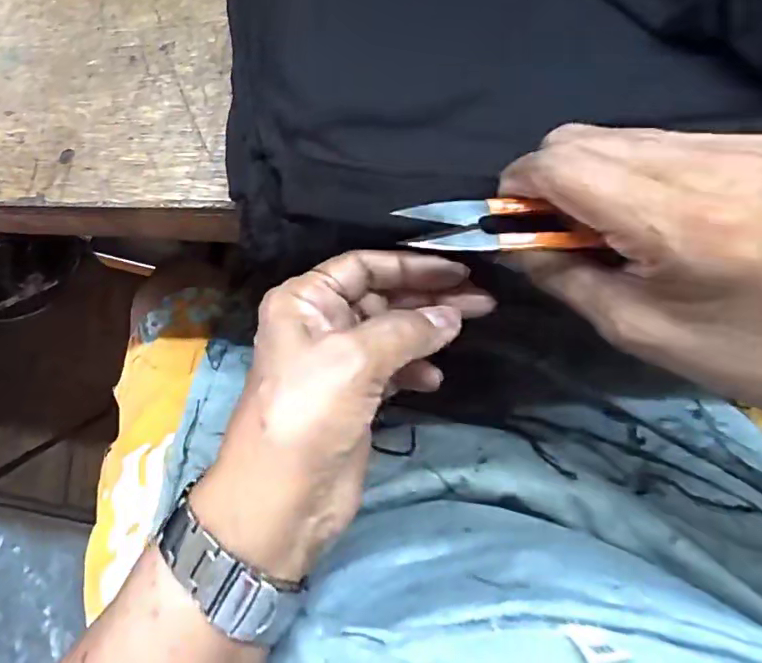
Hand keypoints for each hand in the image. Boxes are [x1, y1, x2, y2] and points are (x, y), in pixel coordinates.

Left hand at [190, 252, 494, 581]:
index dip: (409, 265)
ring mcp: (335, 360)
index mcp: (304, 299)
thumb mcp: (355, 359)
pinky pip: (390, 367)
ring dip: (426, 330)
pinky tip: (435, 376)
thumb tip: (451, 315)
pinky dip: (414, 367)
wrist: (281, 497)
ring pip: (389, 331)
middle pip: (379, 296)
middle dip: (426, 295)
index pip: (361, 266)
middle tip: (480, 298)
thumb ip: (406, 330)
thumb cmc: (309, 411)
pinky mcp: (352, 395)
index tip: (457, 270)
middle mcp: (318, 322)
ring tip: (468, 328)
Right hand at [498, 125, 761, 449]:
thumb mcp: (641, 331)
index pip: (562, 164)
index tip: (517, 216)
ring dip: (598, 169)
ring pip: (624, 133)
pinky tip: (672, 209)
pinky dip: (645, 167)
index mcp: (688, 225)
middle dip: (552, 175)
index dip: (521, 184)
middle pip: (583, 136)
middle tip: (563, 224)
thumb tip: (509, 234)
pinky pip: (673, 138)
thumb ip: (561, 272)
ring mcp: (758, 146)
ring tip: (621, 218)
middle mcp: (722, 166)